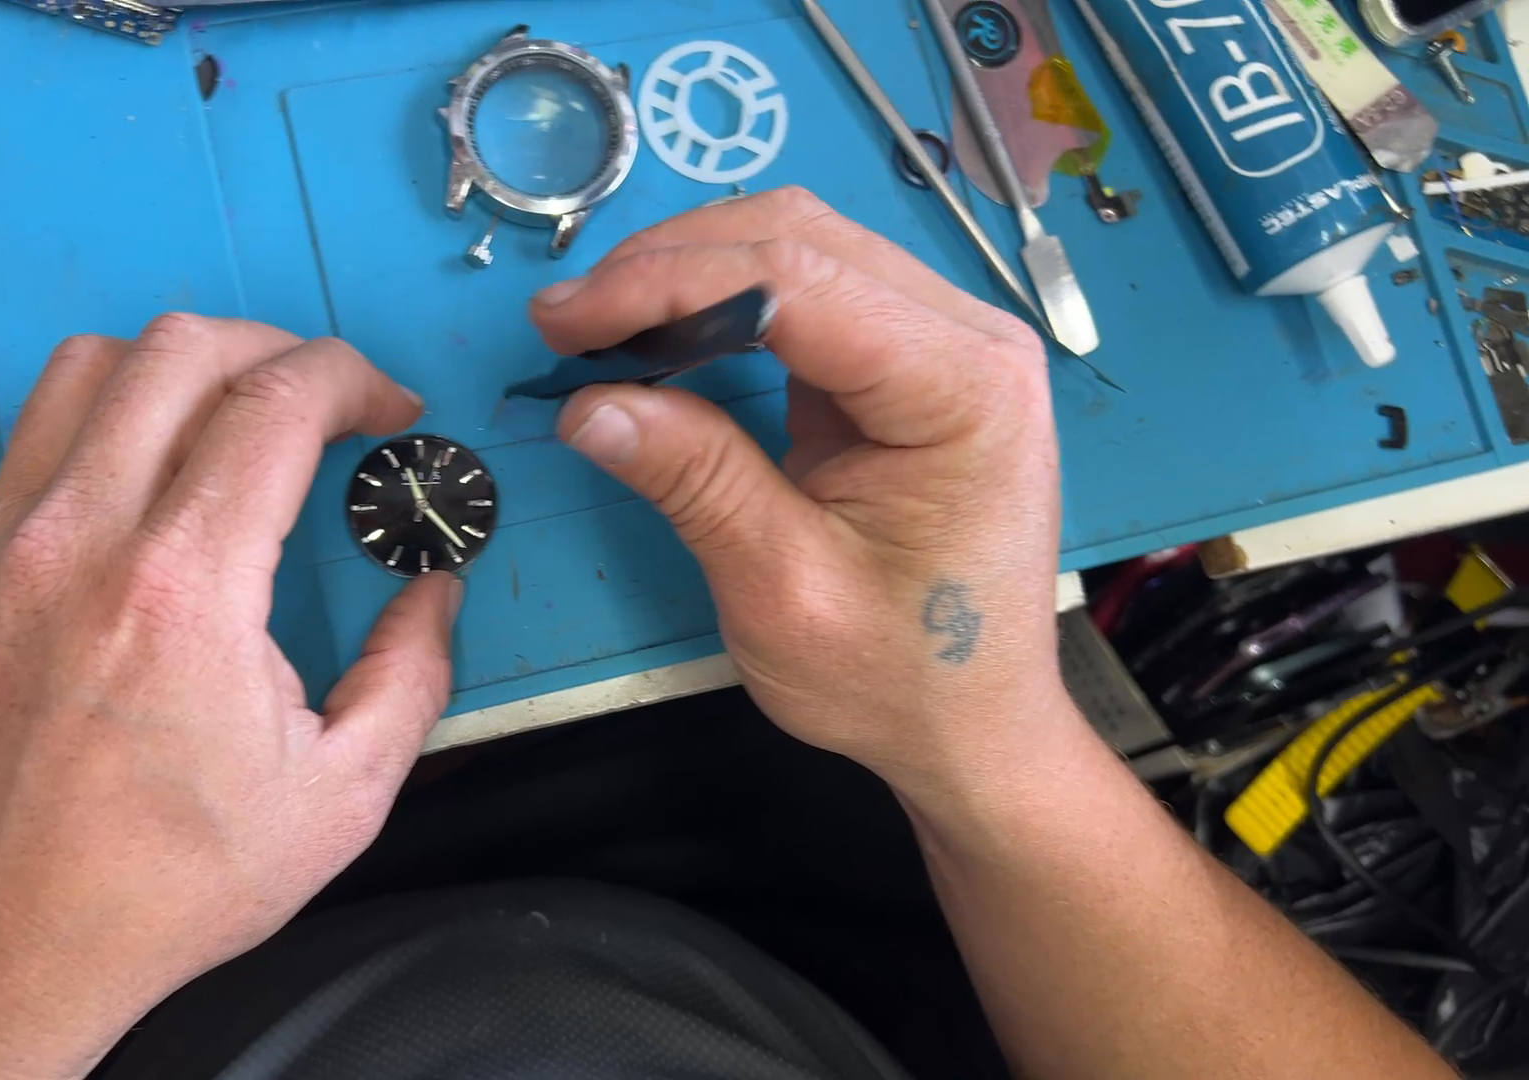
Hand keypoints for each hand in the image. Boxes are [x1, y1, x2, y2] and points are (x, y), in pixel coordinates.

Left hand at [0, 316, 459, 1079]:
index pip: (275, 404)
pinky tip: (175, 459)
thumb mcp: (347, 792)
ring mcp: (14, 543)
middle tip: (339, 401)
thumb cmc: (185, 877)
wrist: (16, 947)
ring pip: (100, 362)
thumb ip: (414, 671)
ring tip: (258, 413)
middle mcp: (86, 540)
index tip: (394, 412)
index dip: (354, 381)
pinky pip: (46, 420)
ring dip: (200, 363)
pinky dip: (127, 399)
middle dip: (287, 351)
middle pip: (185, 351)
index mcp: (188, 591)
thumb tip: (434, 587)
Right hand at [529, 188, 1073, 814]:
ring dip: (686, 277)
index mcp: (958, 389)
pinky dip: (719, 306)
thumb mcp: (778, 589)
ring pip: (798, 249)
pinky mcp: (906, 364)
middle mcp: (966, 335)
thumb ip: (693, 481)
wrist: (969, 723)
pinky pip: (804, 296)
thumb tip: (585, 406)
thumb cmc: (891, 675)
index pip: (793, 282)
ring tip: (602, 329)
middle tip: (567, 324)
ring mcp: (942, 341)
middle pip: (798, 238)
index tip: (562, 322)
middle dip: (665, 269)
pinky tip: (665, 342)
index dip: (661, 285)